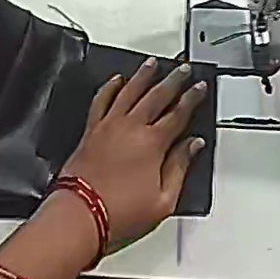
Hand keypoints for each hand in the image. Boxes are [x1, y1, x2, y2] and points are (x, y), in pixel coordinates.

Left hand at [59, 59, 207, 248]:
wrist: (80, 215)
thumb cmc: (118, 212)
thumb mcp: (164, 200)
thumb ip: (180, 167)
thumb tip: (192, 147)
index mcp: (153, 144)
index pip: (178, 114)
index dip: (191, 98)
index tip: (199, 88)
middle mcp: (130, 128)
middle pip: (157, 96)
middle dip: (173, 80)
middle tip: (183, 68)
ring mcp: (108, 126)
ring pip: (129, 91)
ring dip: (143, 75)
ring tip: (153, 63)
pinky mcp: (91, 131)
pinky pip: (101, 100)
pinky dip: (110, 87)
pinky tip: (116, 80)